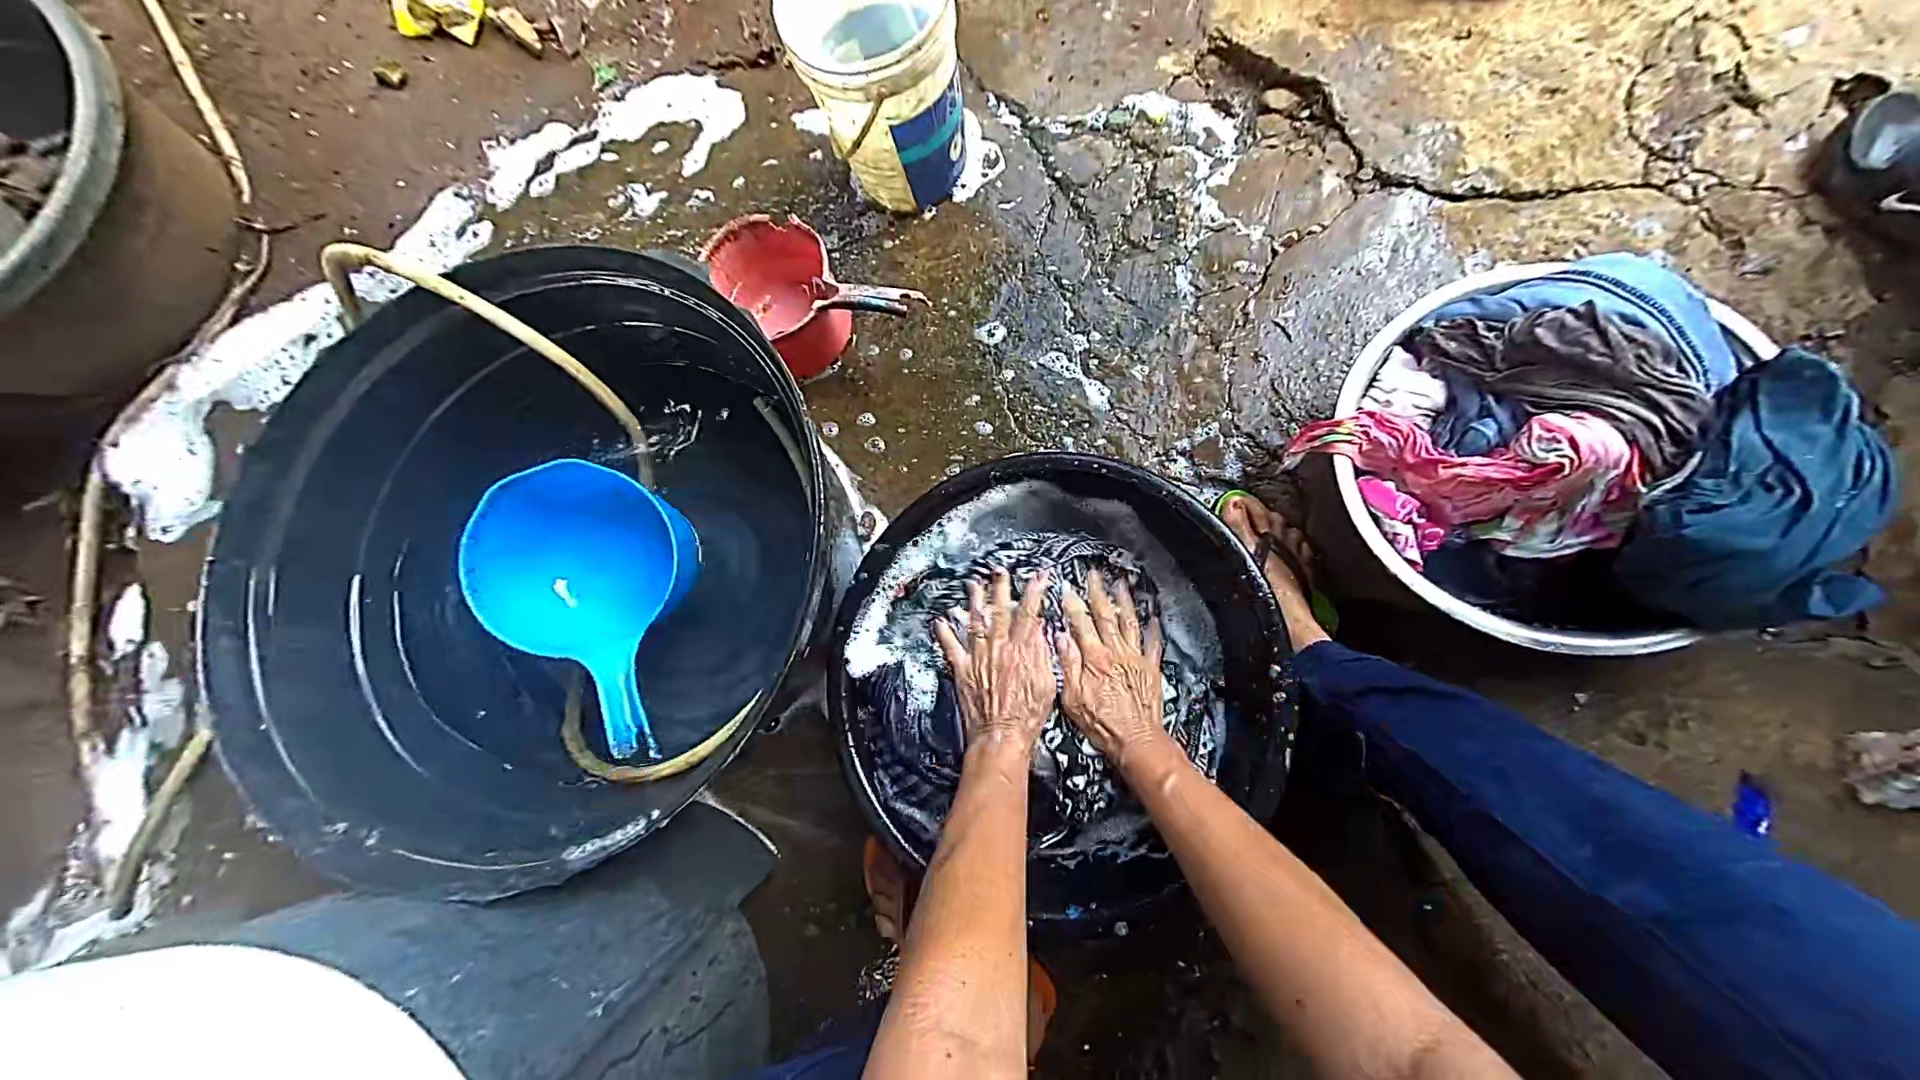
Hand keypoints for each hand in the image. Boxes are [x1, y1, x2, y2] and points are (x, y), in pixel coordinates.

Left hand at [934, 568, 1056, 752]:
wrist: (1002, 736)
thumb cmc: (1027, 716)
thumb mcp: (1047, 683)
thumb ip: (1044, 654)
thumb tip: (1042, 632)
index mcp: (1023, 650)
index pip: (1030, 612)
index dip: (1035, 591)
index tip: (1038, 577)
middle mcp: (999, 648)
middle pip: (1000, 611)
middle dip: (1000, 588)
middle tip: (999, 572)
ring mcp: (979, 657)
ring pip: (975, 622)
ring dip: (973, 601)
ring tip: (972, 585)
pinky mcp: (963, 670)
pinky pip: (951, 646)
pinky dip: (944, 632)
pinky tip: (941, 620)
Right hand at [1056, 569, 1168, 770]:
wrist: (1135, 740)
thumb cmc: (1102, 723)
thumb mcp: (1072, 697)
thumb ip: (1067, 664)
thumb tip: (1060, 638)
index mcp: (1094, 659)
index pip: (1080, 623)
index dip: (1073, 604)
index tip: (1067, 589)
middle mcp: (1116, 653)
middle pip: (1105, 615)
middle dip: (1098, 593)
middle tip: (1094, 576)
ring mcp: (1135, 659)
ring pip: (1129, 622)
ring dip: (1124, 601)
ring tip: (1121, 584)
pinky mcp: (1150, 669)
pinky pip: (1153, 643)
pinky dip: (1153, 628)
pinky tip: (1152, 617)